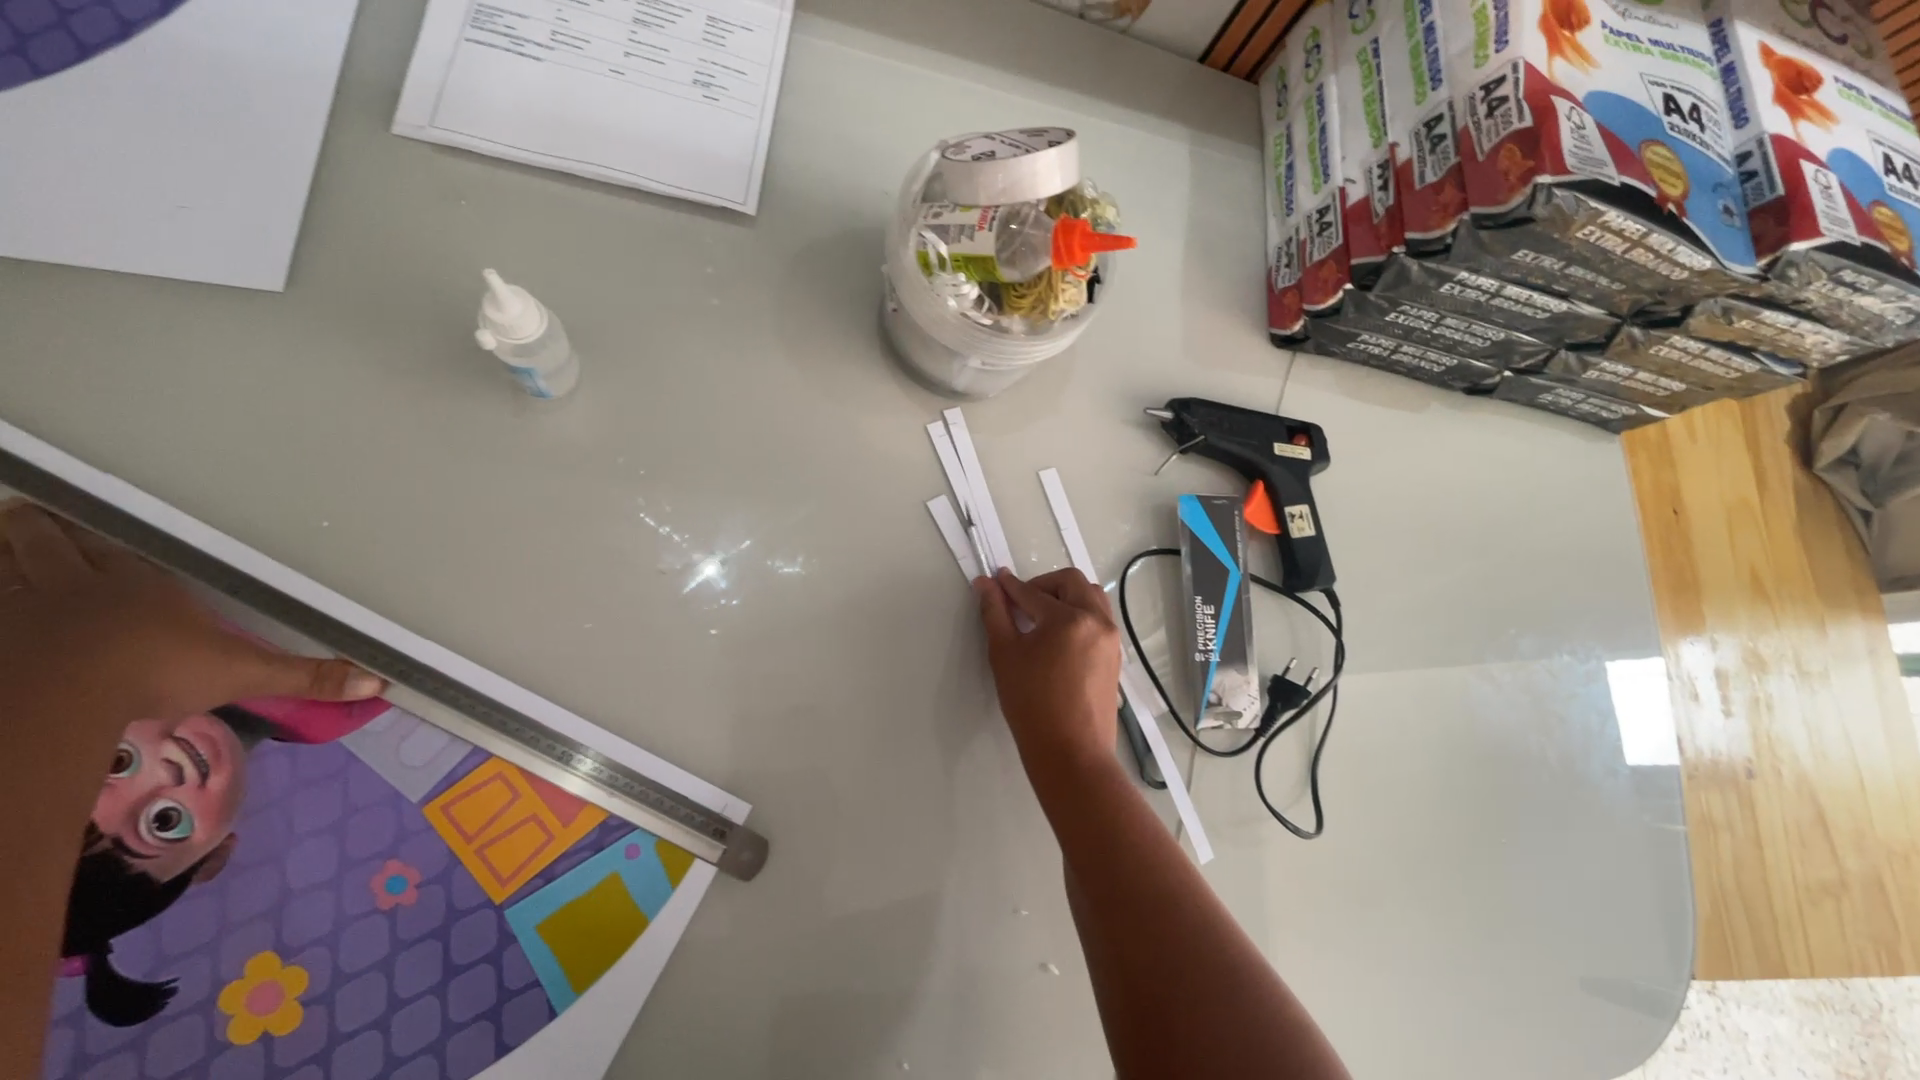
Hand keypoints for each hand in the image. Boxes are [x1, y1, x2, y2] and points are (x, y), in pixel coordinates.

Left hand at [0, 501, 384, 725]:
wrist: (64, 695)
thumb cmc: (158, 673)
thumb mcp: (243, 675)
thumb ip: (304, 678)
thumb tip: (380, 680)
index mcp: (143, 585)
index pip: (119, 552)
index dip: (101, 540)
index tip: (89, 526)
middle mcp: (84, 583)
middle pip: (51, 543)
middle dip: (40, 529)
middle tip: (32, 515)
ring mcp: (27, 604)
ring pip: (8, 560)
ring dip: (7, 546)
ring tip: (7, 532)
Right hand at [973, 567, 1120, 777]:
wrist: (1071, 752)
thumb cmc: (1031, 705)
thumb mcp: (1005, 655)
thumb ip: (995, 613)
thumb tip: (986, 584)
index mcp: (1070, 619)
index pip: (1033, 592)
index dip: (1010, 587)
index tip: (995, 581)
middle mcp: (1097, 621)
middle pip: (1071, 583)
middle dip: (1043, 585)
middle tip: (1020, 602)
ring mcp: (1111, 638)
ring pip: (1091, 598)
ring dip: (1065, 596)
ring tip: (1040, 617)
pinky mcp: (1115, 655)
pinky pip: (1099, 619)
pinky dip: (1079, 615)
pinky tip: (1058, 637)